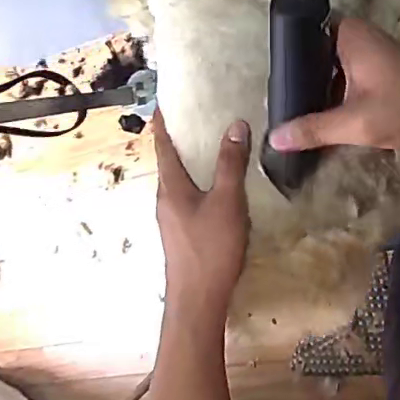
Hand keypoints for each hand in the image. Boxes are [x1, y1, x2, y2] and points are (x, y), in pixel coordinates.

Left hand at [153, 113, 249, 317]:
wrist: (198, 301)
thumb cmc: (210, 248)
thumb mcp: (227, 201)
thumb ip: (231, 163)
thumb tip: (235, 124)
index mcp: (171, 187)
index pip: (164, 145)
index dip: (163, 121)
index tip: (164, 98)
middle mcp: (166, 199)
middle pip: (171, 160)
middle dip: (182, 137)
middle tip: (201, 112)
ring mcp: (173, 218)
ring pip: (182, 179)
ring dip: (194, 159)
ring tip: (215, 141)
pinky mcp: (184, 231)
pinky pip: (191, 194)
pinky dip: (202, 178)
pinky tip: (222, 182)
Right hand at [268, 18, 399, 152]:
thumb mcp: (353, 122)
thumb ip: (313, 129)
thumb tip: (274, 139)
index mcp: (346, 33)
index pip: (300, 38)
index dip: (285, 63)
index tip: (270, 88)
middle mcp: (355, 33)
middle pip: (313, 54)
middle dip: (300, 79)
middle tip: (277, 105)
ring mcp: (366, 47)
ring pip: (328, 66)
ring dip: (317, 87)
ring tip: (294, 111)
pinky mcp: (375, 64)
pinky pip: (343, 72)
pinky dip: (333, 89)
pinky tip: (321, 111)